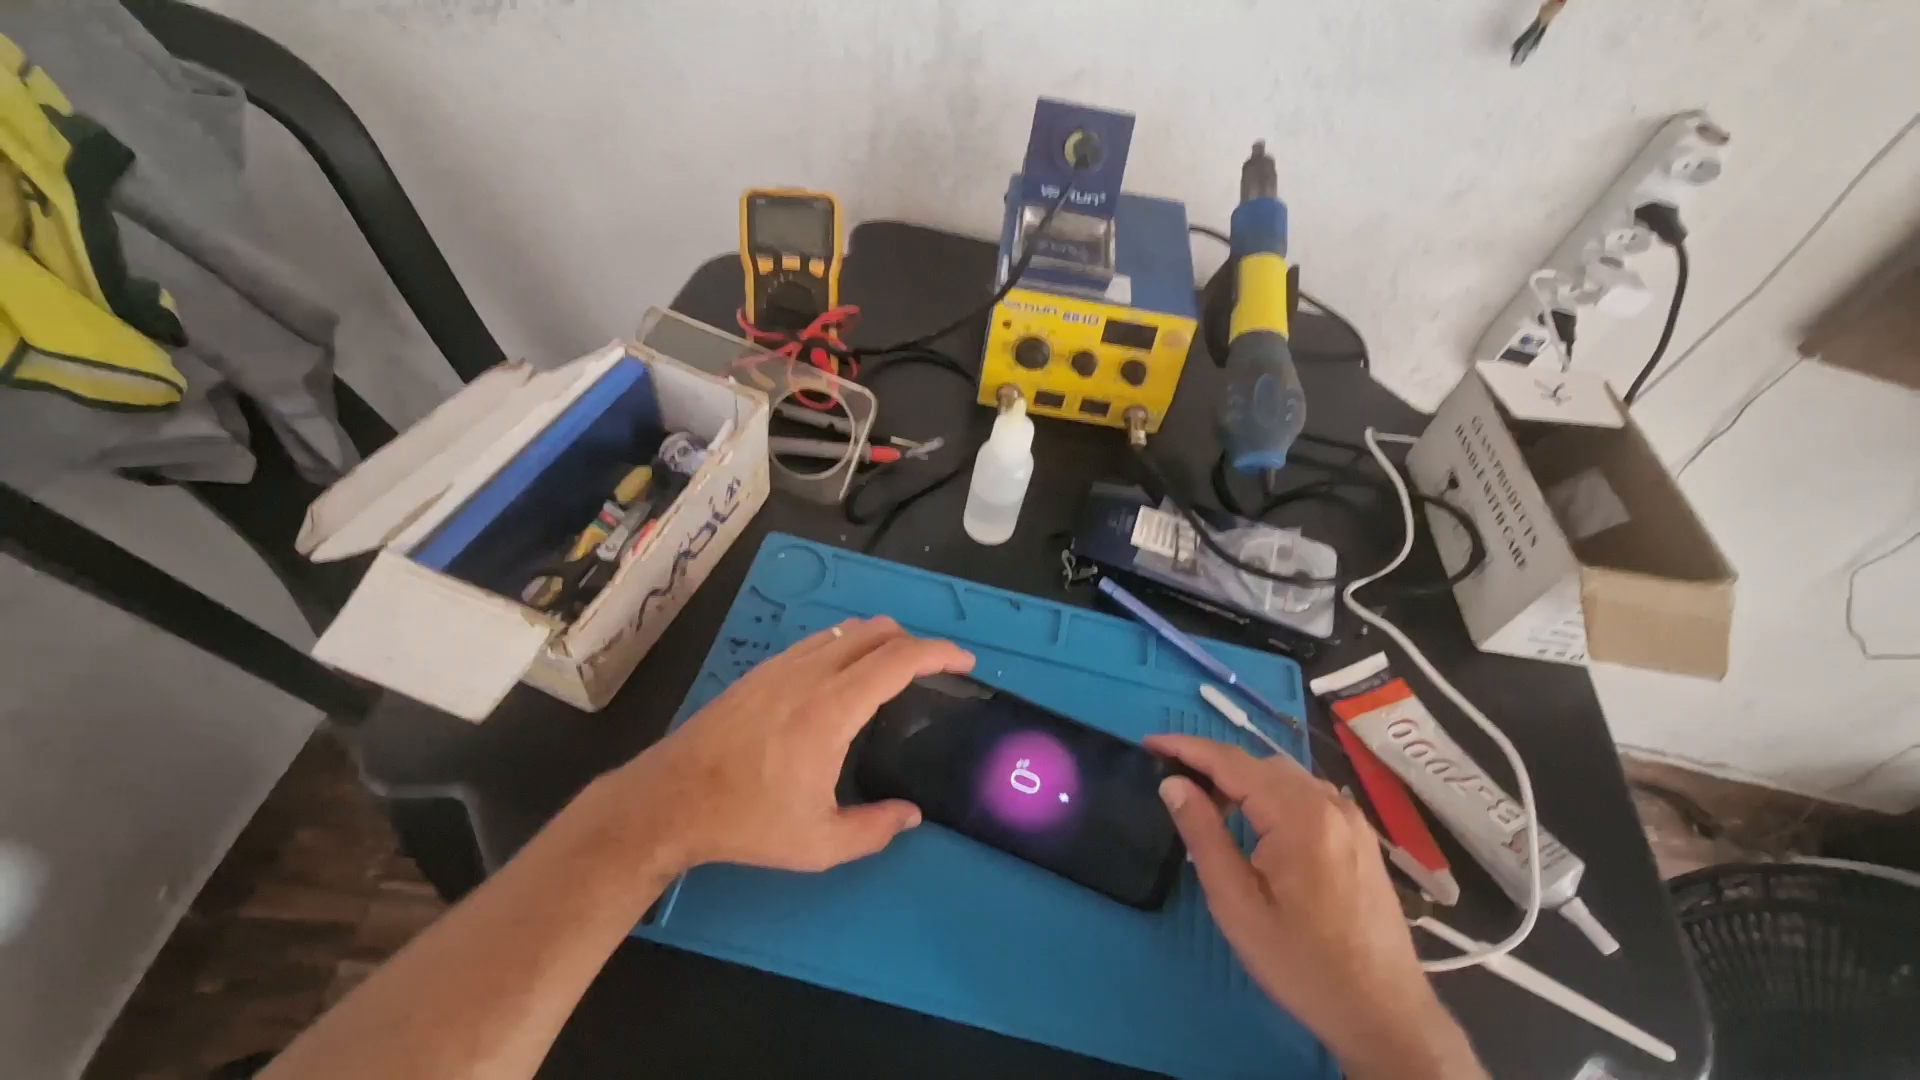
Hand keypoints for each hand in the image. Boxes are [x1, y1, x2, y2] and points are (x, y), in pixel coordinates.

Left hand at [606, 616, 973, 875]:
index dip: (939, 652)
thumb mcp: (819, 843)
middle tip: (935, 671)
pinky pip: (819, 641)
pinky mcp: (762, 671)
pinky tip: (846, 678)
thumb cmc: (746, 821)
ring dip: (882, 640)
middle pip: (877, 632)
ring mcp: (782, 666)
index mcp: (833, 708)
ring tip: (897, 671)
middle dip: (916, 642)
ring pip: (846, 631)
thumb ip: (875, 830)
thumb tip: (911, 815)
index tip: (964, 662)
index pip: (899, 659)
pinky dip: (849, 646)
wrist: (670, 799)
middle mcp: (811, 674)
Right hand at [1148, 736, 1484, 1079]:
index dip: (1186, 748)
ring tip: (1207, 805)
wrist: (1384, 1014)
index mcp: (1300, 814)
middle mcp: (1330, 803)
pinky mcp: (1359, 836)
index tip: (1148, 744)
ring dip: (1242, 780)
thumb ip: (1203, 834)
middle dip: (1212, 765)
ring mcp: (1350, 818)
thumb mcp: (1237, 903)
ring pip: (1284, 777)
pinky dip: (1272, 794)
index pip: (1231, 762)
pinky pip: (1306, 795)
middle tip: (1172, 784)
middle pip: (1259, 763)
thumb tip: (1173, 783)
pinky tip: (1254, 824)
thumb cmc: (1302, 963)